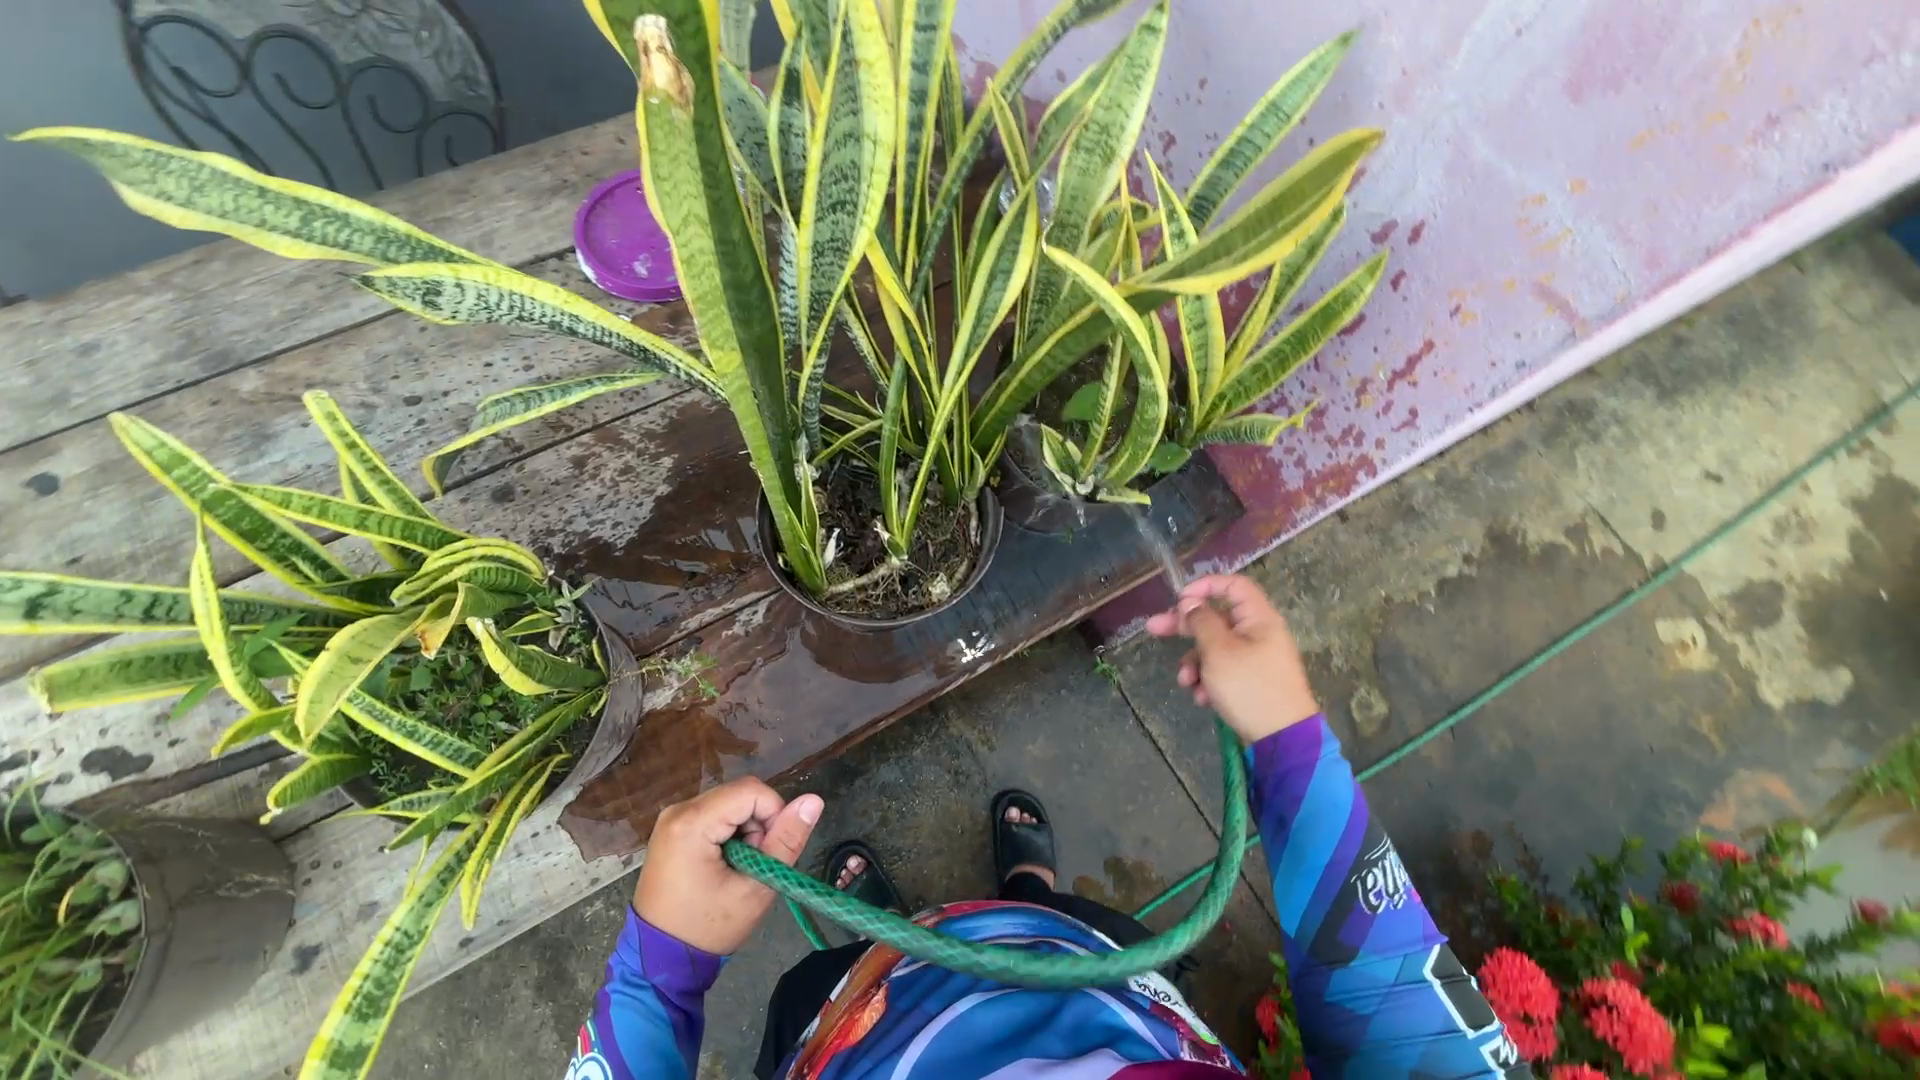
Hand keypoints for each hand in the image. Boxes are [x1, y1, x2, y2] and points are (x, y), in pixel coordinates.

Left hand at [632, 777, 823, 954]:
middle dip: (758, 826)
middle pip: (740, 795)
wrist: (659, 961)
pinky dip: (729, 833)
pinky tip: (723, 865)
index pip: (752, 791)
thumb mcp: (756, 887)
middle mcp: (678, 810)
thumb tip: (814, 800)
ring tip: (737, 868)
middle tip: (752, 865)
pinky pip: (714, 814)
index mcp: (692, 821)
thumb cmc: (708, 927)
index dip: (773, 816)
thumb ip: (786, 840)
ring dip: (745, 830)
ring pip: (730, 804)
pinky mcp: (672, 829)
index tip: (768, 854)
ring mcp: (672, 819)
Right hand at [1144, 573, 1318, 743]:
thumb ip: (1201, 622)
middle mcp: (1258, 634)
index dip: (1205, 586)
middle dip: (1184, 627)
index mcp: (1258, 619)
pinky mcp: (1250, 681)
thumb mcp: (1219, 651)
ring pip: (1214, 648)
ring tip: (1187, 682)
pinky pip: (1222, 670)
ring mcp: (1255, 659)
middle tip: (1154, 629)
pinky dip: (1208, 680)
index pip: (1233, 585)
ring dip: (1194, 662)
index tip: (1179, 598)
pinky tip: (1203, 698)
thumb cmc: (1250, 687)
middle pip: (1216, 618)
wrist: (1282, 738)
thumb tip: (1190, 602)